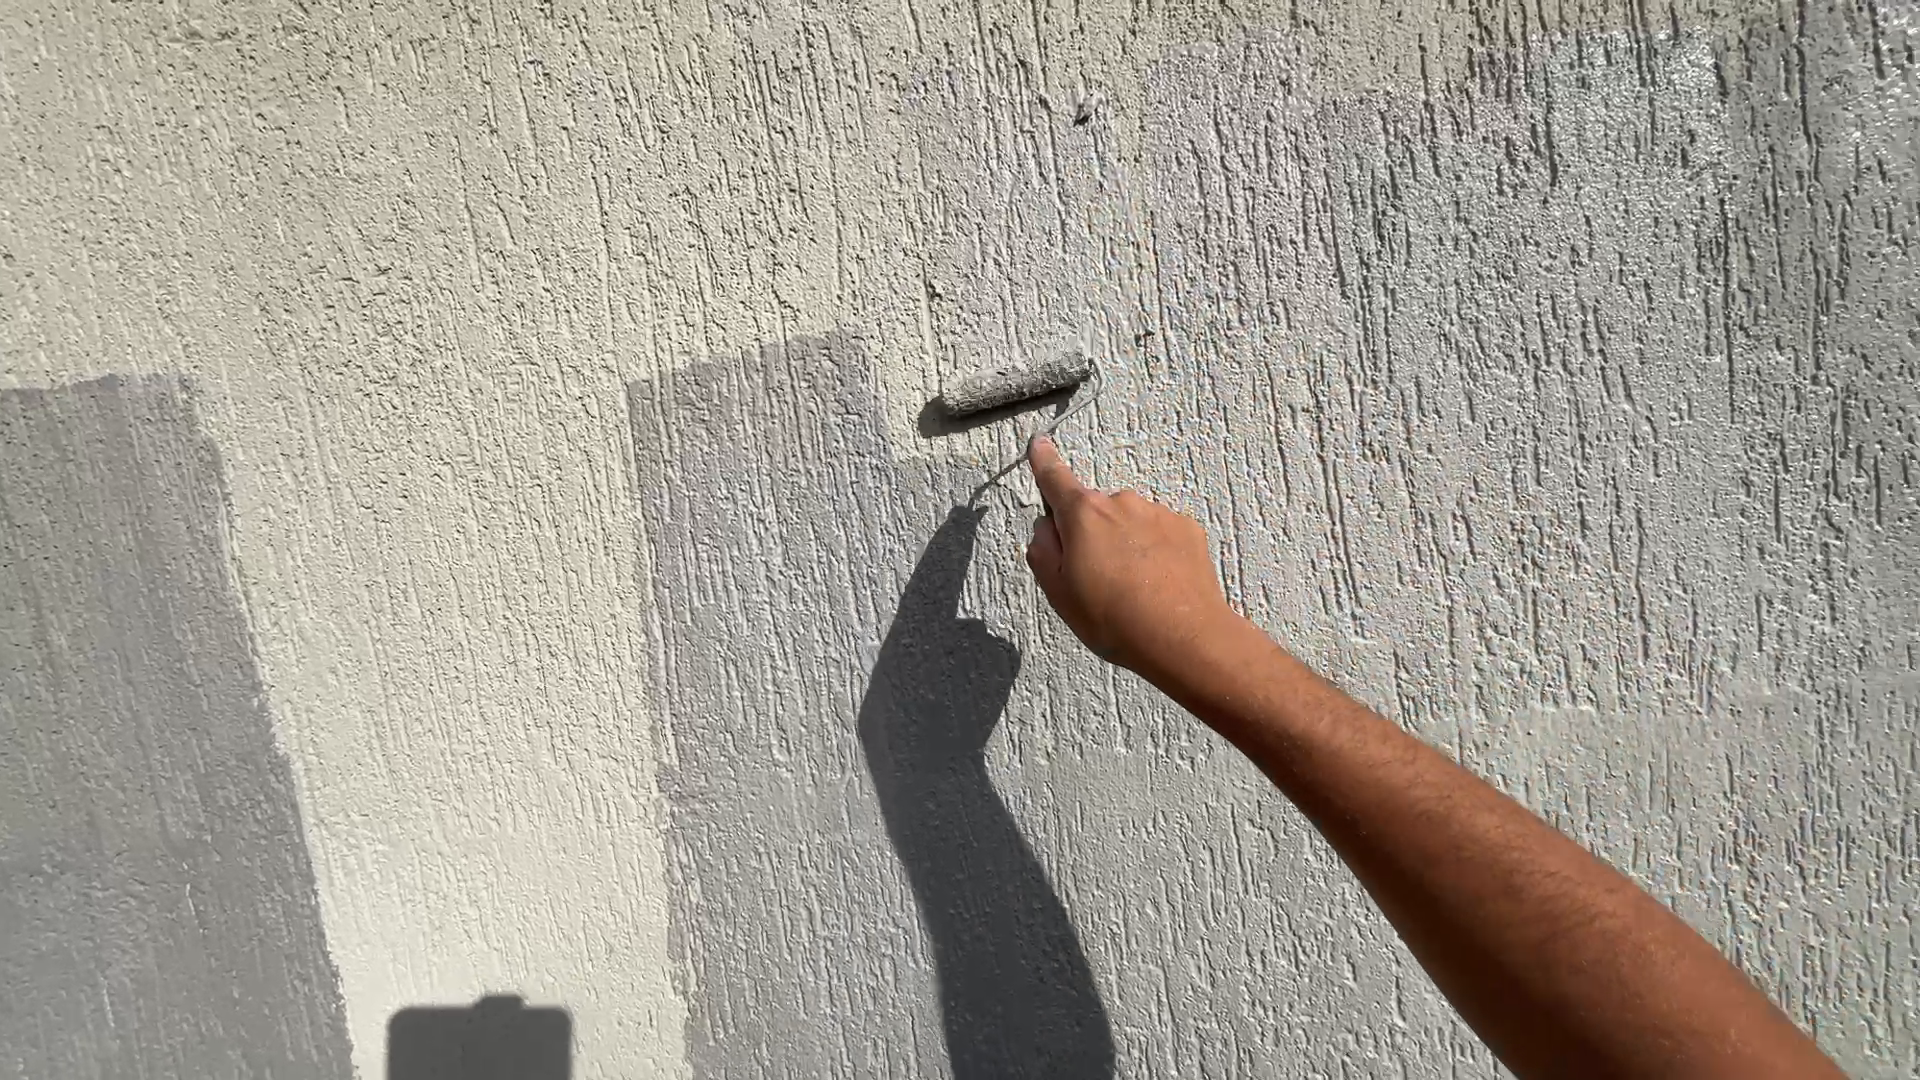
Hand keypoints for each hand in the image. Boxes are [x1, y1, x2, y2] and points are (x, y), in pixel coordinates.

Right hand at [1023, 436, 1240, 678]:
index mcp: (1082, 516)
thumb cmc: (1115, 620)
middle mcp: (1120, 503)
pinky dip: (1153, 553)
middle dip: (1090, 536)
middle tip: (1096, 581)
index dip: (1043, 461)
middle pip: (1093, 512)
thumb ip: (1042, 552)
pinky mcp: (1185, 528)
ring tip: (1131, 590)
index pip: (1054, 479)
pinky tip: (1156, 584)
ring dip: (1124, 546)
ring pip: (1128, 524)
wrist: (1183, 638)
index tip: (1040, 444)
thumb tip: (1046, 529)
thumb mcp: (1059, 593)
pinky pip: (1158, 534)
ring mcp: (1156, 513)